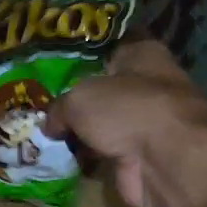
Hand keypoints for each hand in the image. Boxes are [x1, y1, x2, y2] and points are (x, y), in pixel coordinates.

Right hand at [46, 41, 206, 206]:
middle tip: (40, 103)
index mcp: (143, 55)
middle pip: (104, 88)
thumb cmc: (127, 111)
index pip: (112, 45)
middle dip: (75, 98)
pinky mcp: (139, 155)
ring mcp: (145, 123)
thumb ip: (58, 108)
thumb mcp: (78, 98)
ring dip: (78, 131)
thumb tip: (52, 126)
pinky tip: (59, 157)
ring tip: (43, 132)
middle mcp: (148, 85)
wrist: (166, 162)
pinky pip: (103, 151)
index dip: (85, 52)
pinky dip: (85, 157)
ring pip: (102, 122)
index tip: (55, 61)